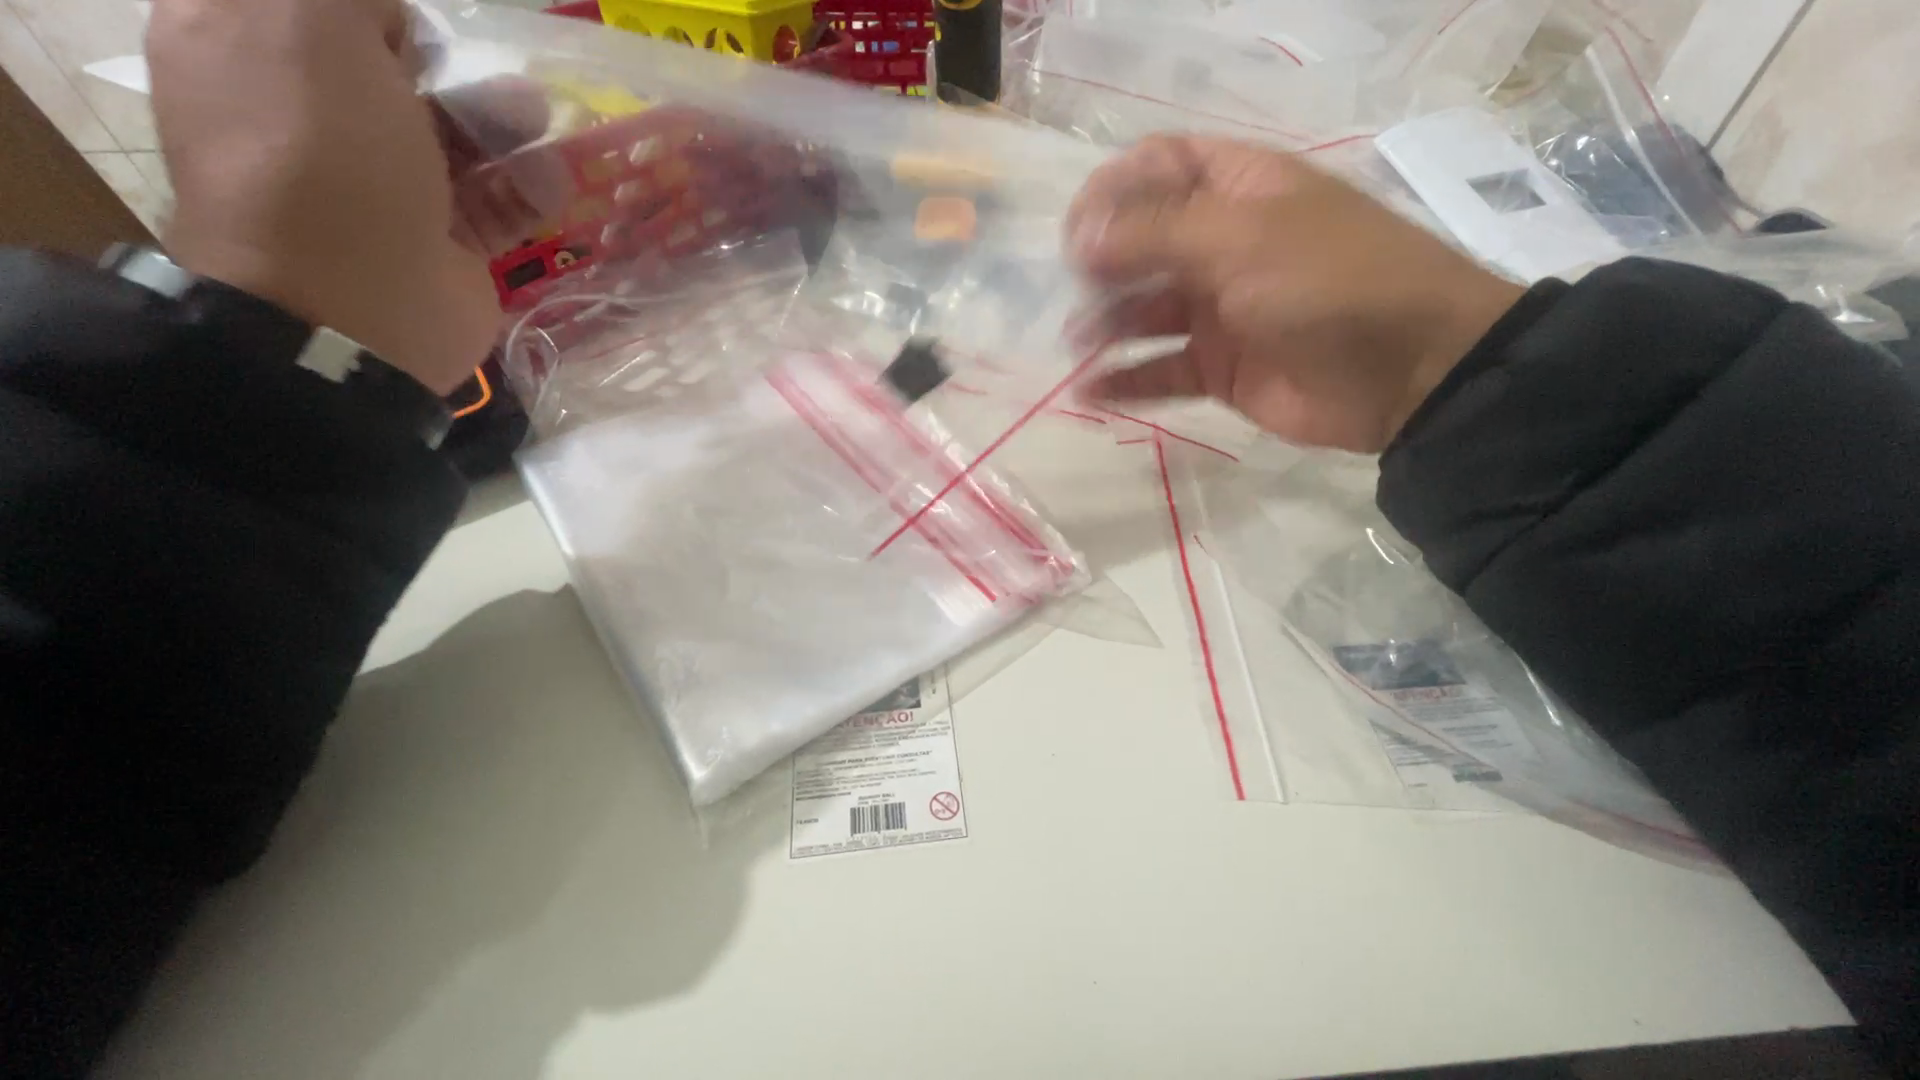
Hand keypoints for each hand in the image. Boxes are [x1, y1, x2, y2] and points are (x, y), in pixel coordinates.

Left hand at [147, 0, 557, 393]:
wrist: (355, 307)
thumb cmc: (321, 154)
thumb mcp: (313, 25)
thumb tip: (395, 16)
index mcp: (246, 52)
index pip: (309, 5)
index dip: (367, 8)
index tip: (402, 19)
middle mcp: (313, 117)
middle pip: (395, 66)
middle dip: (450, 60)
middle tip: (485, 68)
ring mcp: (384, 185)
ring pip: (456, 133)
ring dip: (504, 121)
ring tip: (534, 121)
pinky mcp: (444, 240)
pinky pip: (496, 200)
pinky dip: (528, 185)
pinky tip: (549, 177)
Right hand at [1066, 136, 1524, 452]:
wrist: (1409, 372)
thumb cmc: (1330, 282)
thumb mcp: (1241, 238)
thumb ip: (1153, 233)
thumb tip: (1080, 236)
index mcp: (1236, 189)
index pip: (1157, 168)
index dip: (1111, 191)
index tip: (1078, 232)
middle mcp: (1221, 244)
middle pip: (1140, 242)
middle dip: (1101, 265)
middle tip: (1076, 295)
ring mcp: (1218, 309)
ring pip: (1143, 309)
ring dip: (1104, 324)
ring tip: (1076, 345)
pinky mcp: (1218, 368)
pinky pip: (1160, 370)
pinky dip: (1125, 380)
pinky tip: (1089, 392)